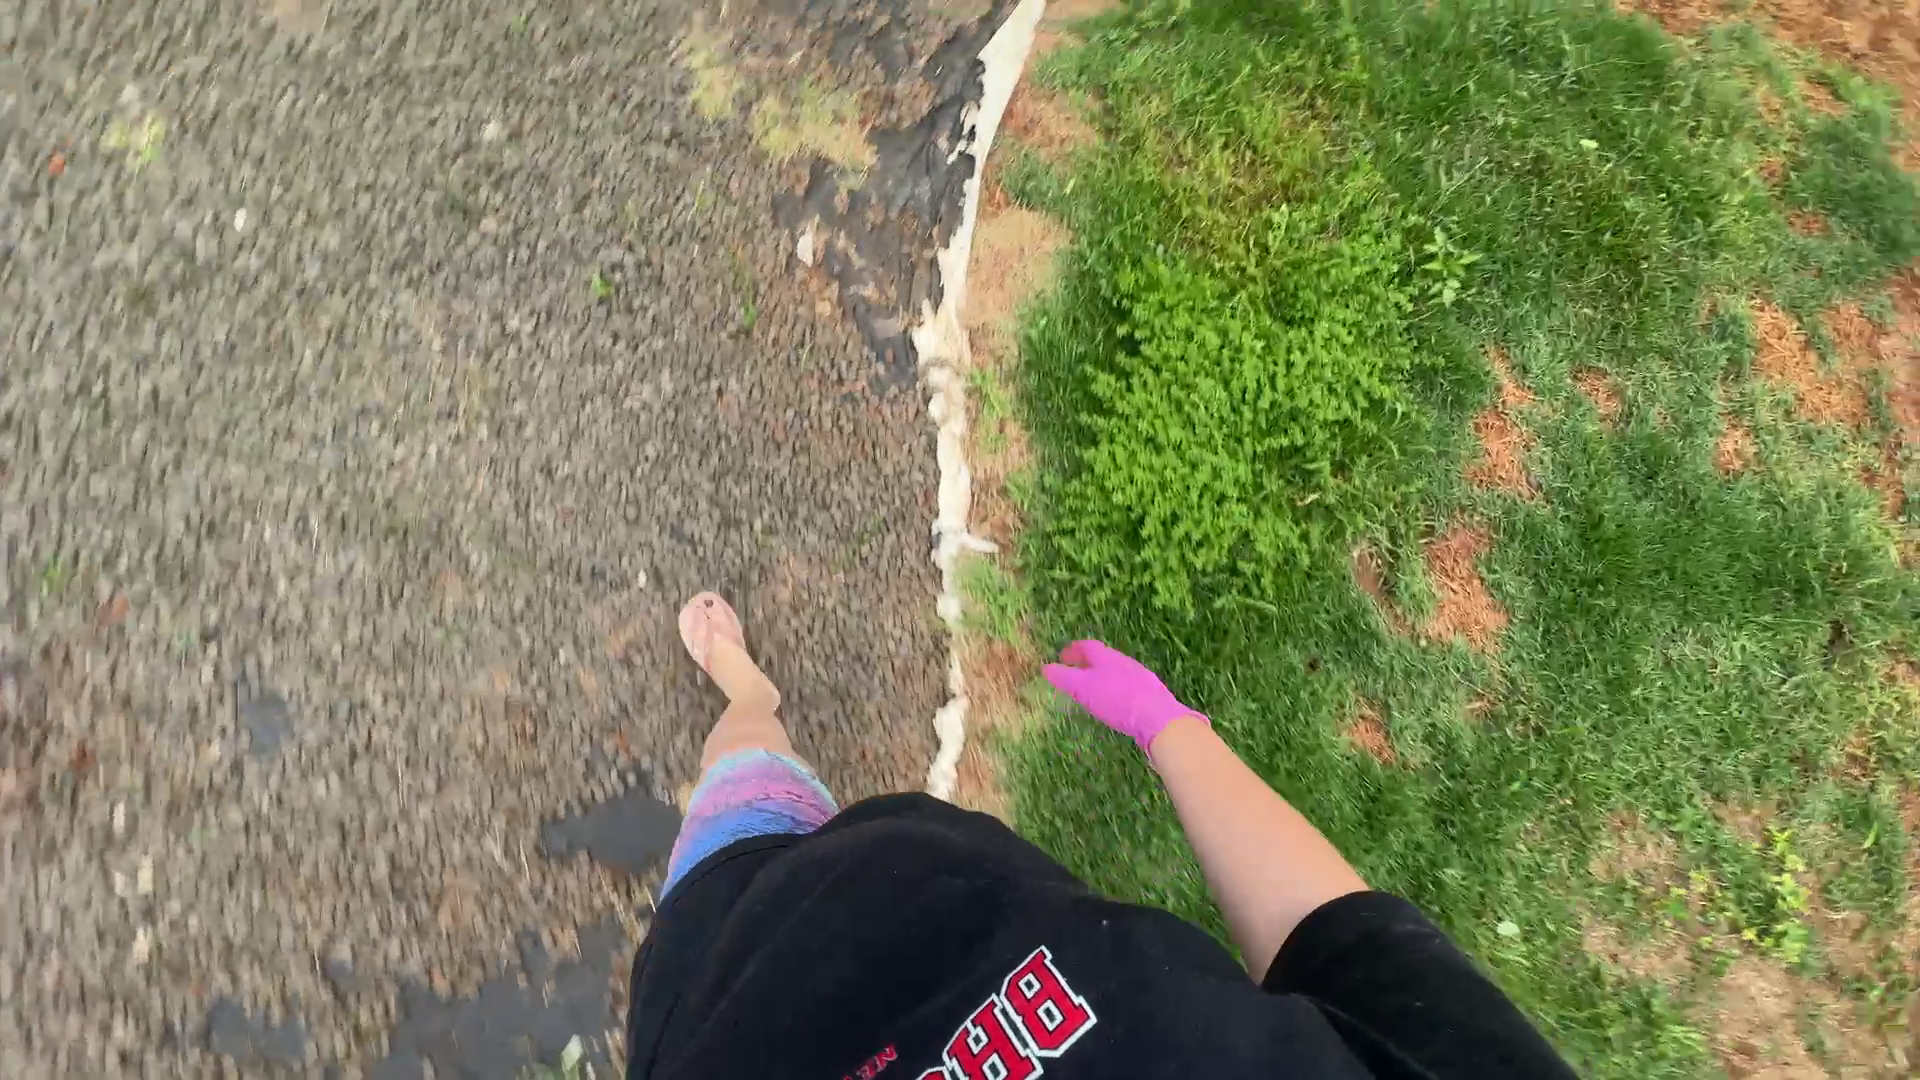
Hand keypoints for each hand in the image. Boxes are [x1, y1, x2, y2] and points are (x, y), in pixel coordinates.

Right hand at [1043, 640, 1206, 756]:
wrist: (1157, 718)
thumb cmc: (1116, 699)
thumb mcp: (1084, 688)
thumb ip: (1064, 677)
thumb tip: (1045, 667)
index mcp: (1107, 657)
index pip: (1088, 646)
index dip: (1074, 650)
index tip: (1062, 656)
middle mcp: (1125, 663)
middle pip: (1103, 658)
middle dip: (1088, 663)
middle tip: (1075, 671)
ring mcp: (1140, 679)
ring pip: (1117, 672)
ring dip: (1102, 677)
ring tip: (1093, 689)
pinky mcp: (1150, 696)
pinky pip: (1128, 688)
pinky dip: (1116, 691)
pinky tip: (1115, 705)